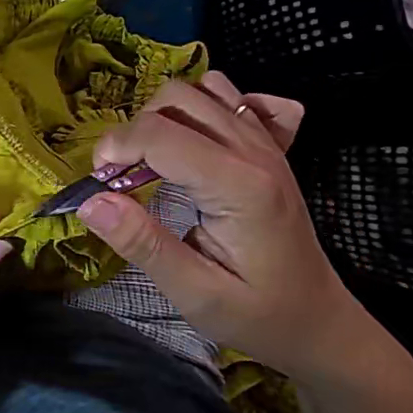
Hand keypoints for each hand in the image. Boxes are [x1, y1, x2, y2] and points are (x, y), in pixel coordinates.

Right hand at [75, 72, 372, 379]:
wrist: (320, 322)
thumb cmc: (259, 315)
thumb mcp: (195, 294)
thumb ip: (143, 244)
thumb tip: (91, 202)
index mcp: (238, 186)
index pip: (159, 133)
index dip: (115, 148)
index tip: (98, 182)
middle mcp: (256, 152)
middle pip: (177, 99)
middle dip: (135, 129)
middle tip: (121, 175)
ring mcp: (268, 145)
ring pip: (202, 90)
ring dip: (164, 115)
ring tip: (152, 159)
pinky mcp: (271, 148)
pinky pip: (236, 100)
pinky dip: (207, 107)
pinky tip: (197, 141)